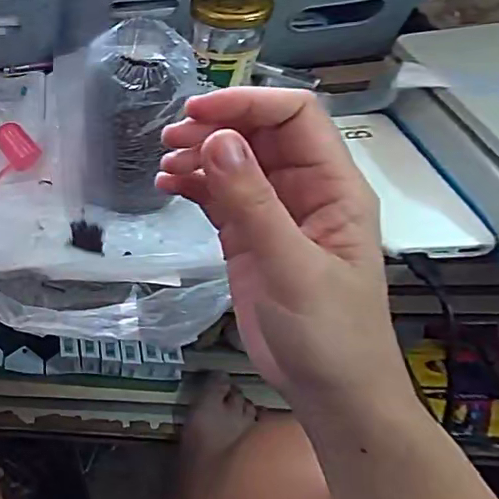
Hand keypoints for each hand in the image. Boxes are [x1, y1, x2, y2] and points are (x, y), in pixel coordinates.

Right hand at [157, 88, 407, 405]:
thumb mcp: (291, 266)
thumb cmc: (329, 334)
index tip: (198, 114)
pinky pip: (219, 195)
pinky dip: (193, 185)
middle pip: (259, 133)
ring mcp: (275, 213)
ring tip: (165, 165)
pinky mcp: (249, 236)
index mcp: (333, 186)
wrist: (331, 394)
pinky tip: (167, 186)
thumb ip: (254, 203)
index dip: (247, 104)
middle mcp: (304, 190)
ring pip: (235, 161)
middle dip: (216, 127)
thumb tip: (217, 141)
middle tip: (169, 140)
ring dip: (199, 154)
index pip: (295, 117)